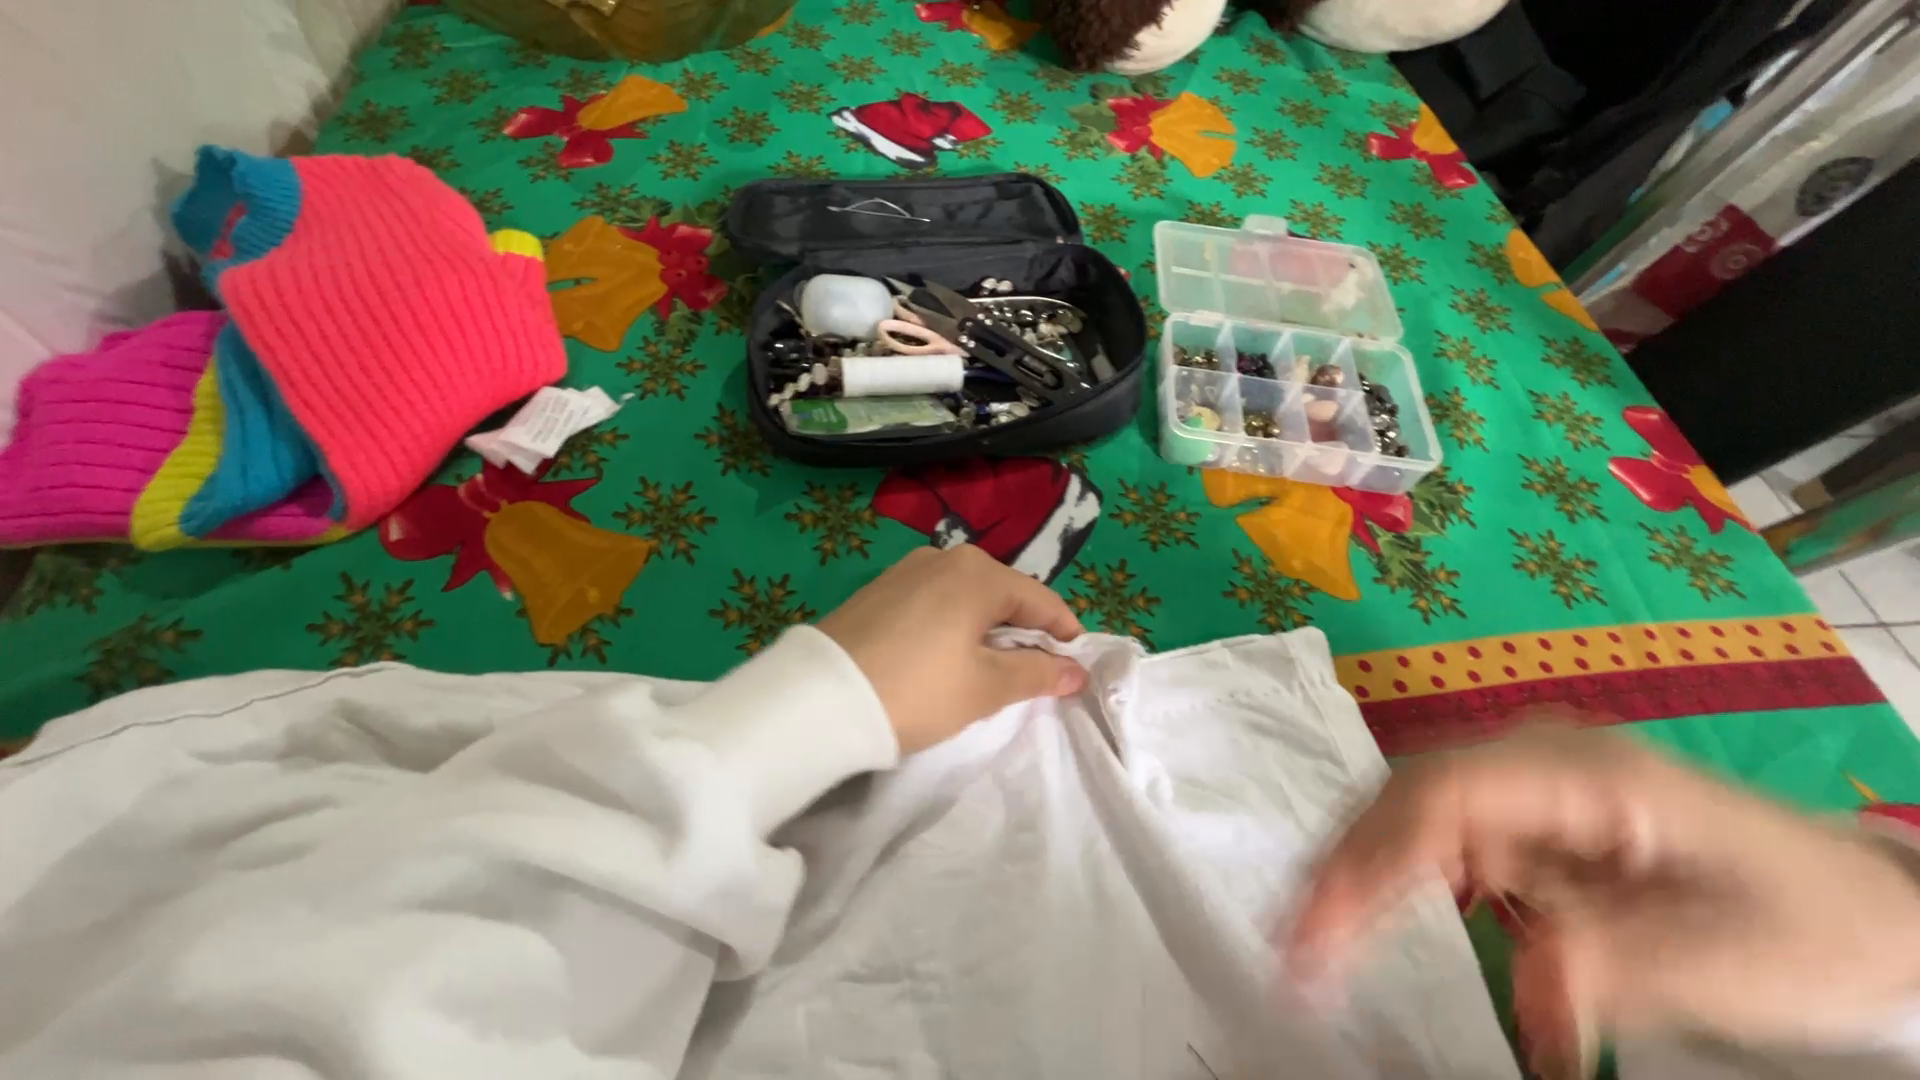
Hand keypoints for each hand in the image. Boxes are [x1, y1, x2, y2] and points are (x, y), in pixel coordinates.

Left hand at [819, 545, 1087, 754]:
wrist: (820, 697)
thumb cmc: (917, 690)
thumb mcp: (984, 688)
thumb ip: (1036, 673)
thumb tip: (1075, 670)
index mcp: (978, 573)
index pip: (1040, 599)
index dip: (1064, 632)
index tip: (1077, 664)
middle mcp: (944, 557)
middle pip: (1003, 593)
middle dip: (1024, 631)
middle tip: (1034, 673)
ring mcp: (906, 570)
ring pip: (967, 596)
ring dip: (987, 628)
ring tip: (990, 669)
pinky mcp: (879, 590)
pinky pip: (935, 601)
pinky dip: (953, 625)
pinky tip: (947, 656)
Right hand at [1288, 722, 1919, 1075]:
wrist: (1853, 902)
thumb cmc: (1800, 924)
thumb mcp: (1727, 965)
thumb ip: (1613, 972)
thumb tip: (1521, 1011)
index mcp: (1583, 772)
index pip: (1444, 796)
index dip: (1373, 857)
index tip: (1322, 930)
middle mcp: (1532, 755)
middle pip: (1405, 793)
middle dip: (1341, 863)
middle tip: (1293, 940)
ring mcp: (1518, 776)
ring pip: (1402, 808)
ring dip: (1352, 869)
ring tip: (1310, 932)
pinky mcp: (1513, 807)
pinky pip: (1428, 833)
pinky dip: (1386, 874)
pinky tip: (1363, 911)